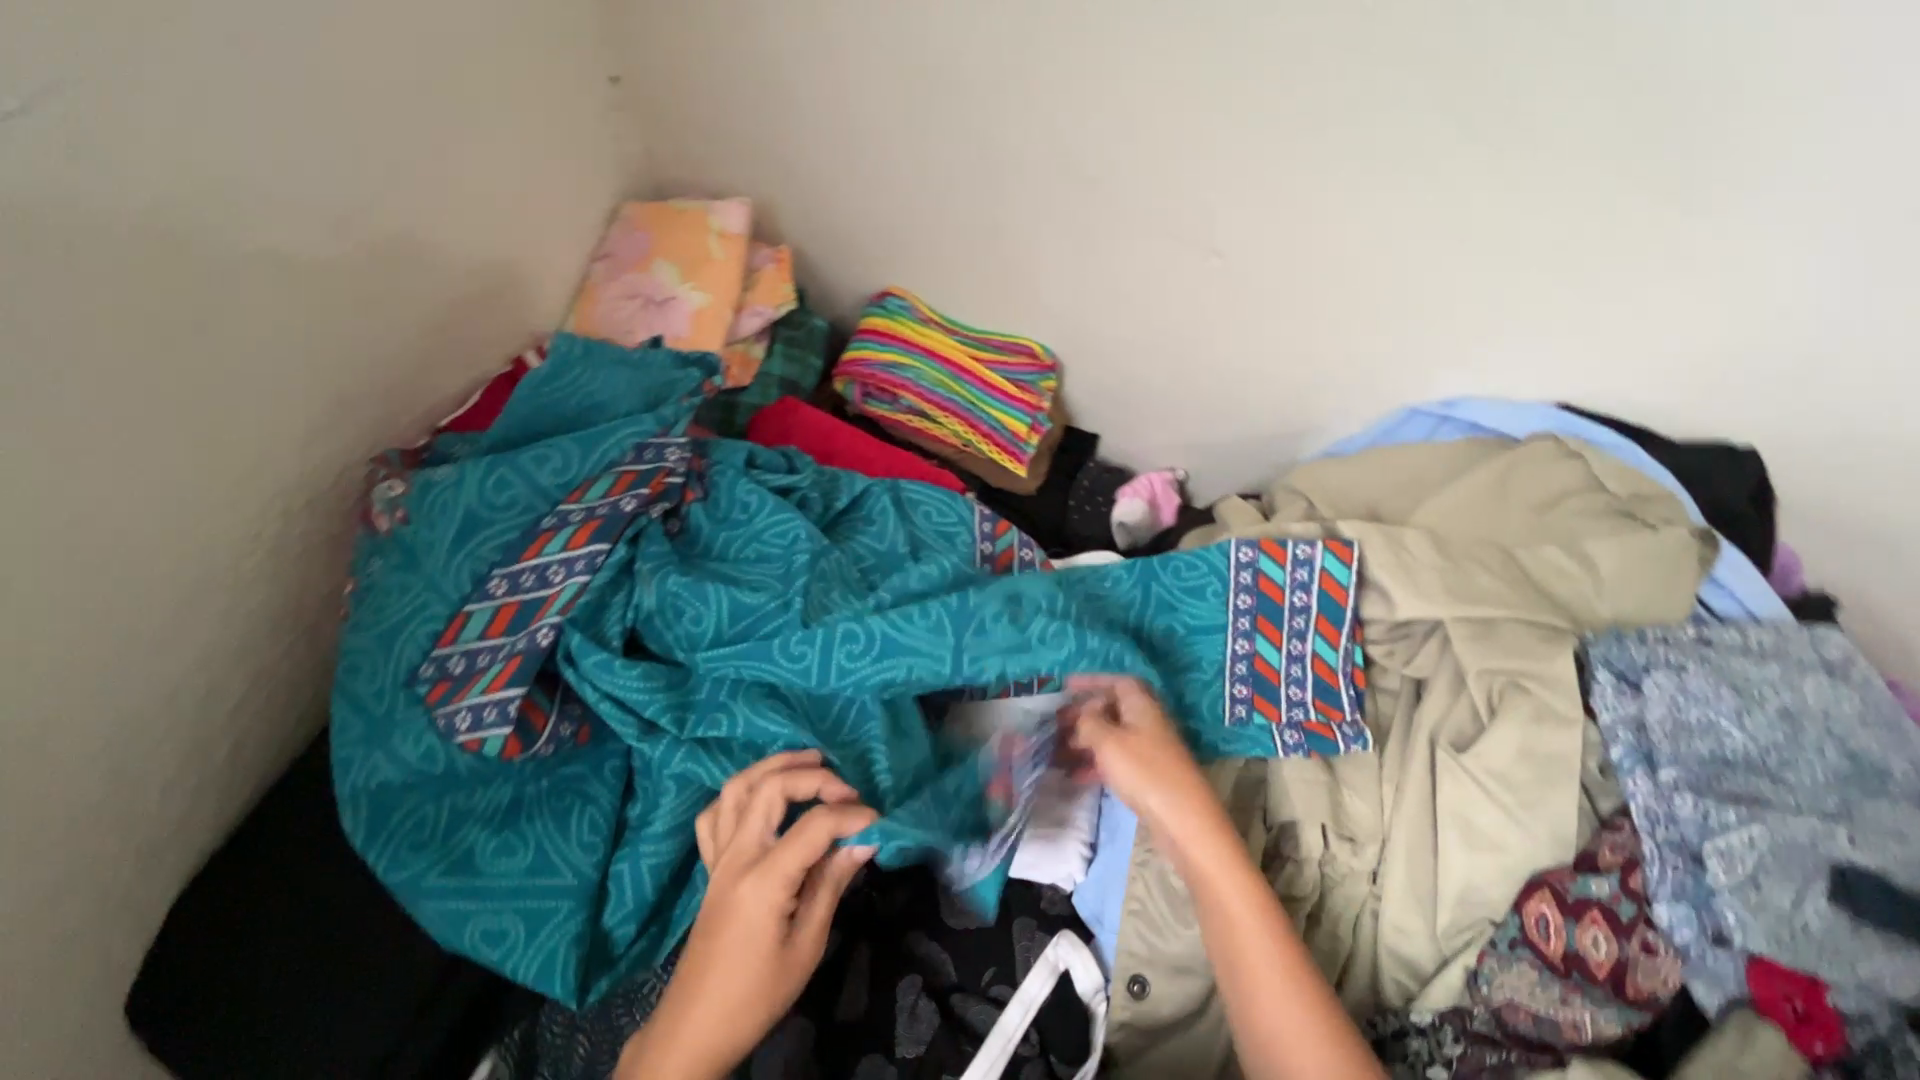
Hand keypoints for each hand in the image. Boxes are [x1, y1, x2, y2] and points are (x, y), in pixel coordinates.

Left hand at [617, 750, 876, 1079]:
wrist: (696, 1026)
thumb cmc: (758, 994)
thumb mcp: (807, 946)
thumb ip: (831, 885)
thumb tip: (864, 842)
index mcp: (764, 879)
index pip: (814, 825)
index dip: (851, 815)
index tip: (879, 821)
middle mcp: (736, 856)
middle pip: (770, 789)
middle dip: (812, 775)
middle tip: (846, 787)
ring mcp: (718, 859)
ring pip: (736, 789)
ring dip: (772, 767)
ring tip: (807, 760)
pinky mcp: (710, 868)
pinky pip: (715, 815)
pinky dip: (739, 794)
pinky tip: (762, 797)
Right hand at [1058, 676, 1223, 841]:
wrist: (1183, 819)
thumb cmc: (1144, 771)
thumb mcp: (1108, 741)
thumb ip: (1089, 721)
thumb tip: (1083, 714)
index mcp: (1142, 705)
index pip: (1117, 682)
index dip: (1092, 681)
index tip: (1066, 686)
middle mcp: (1147, 722)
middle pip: (1113, 709)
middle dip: (1084, 714)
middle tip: (1057, 723)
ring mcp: (1149, 750)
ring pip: (1112, 737)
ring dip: (1086, 740)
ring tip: (1058, 751)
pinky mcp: (1147, 775)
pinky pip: (1116, 761)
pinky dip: (1096, 764)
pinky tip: (1075, 776)